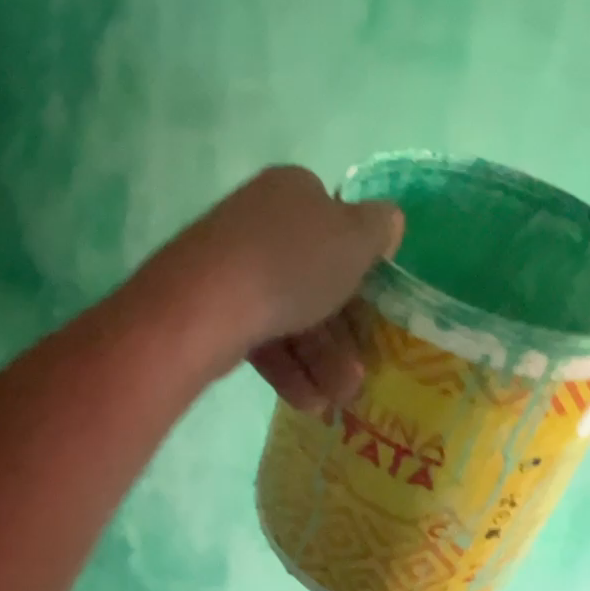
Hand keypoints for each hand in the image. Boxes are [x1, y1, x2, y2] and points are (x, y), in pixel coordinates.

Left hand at [156, 165, 401, 410]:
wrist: (203, 307)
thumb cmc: (292, 264)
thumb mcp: (356, 239)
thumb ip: (381, 228)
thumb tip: (387, 222)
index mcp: (293, 190)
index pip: (336, 219)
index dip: (360, 258)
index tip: (374, 298)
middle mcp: (259, 220)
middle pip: (315, 275)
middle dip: (344, 329)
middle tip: (361, 369)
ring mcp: (231, 264)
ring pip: (290, 311)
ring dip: (321, 358)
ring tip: (337, 399)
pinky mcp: (210, 306)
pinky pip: (260, 333)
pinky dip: (287, 366)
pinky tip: (308, 400)